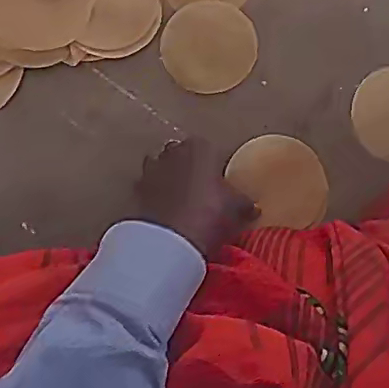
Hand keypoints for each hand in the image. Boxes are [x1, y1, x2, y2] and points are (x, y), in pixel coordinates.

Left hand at [134, 139, 256, 255]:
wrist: (168, 240)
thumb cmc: (210, 213)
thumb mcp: (235, 209)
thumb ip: (244, 203)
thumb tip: (253, 207)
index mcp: (199, 147)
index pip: (208, 148)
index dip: (212, 164)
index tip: (217, 181)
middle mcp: (172, 151)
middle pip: (181, 155)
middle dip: (188, 167)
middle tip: (201, 190)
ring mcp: (150, 170)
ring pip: (162, 168)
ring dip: (169, 179)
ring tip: (181, 201)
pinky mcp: (135, 191)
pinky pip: (149, 189)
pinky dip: (155, 196)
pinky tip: (165, 212)